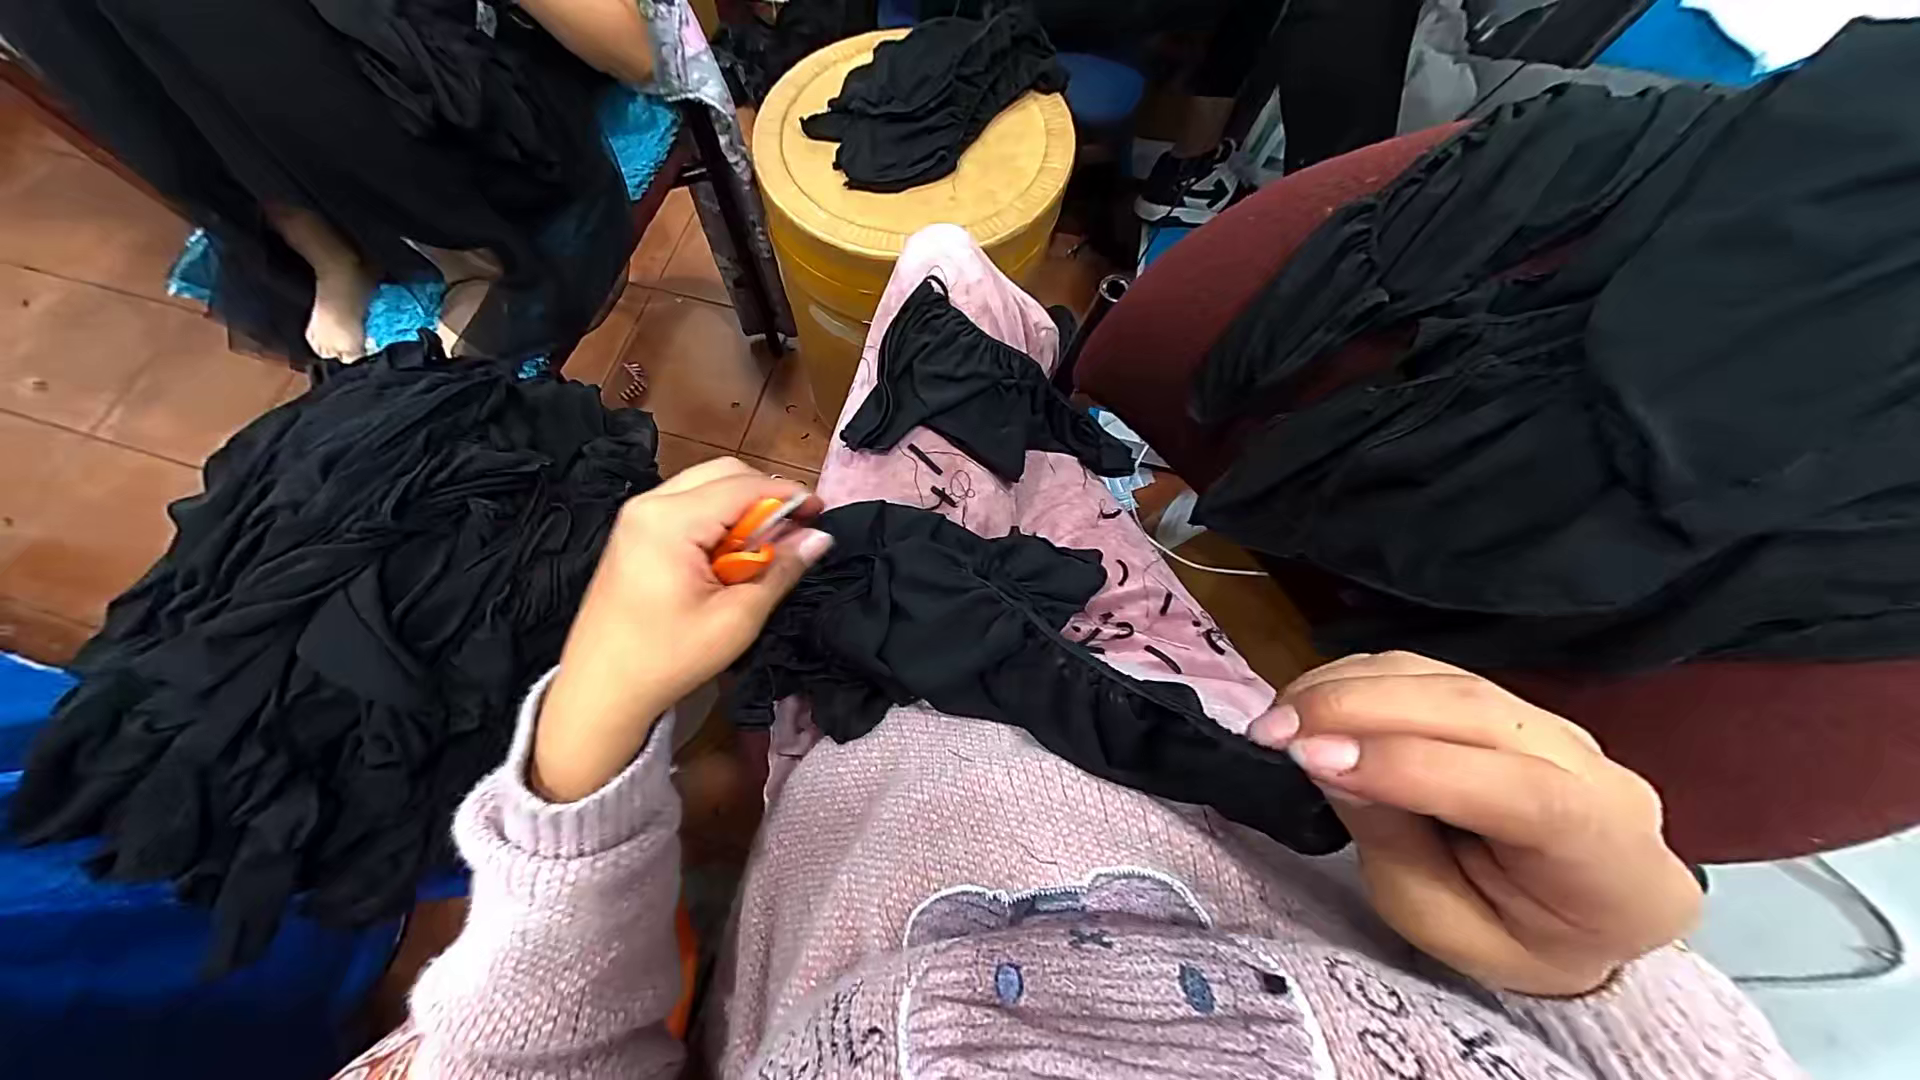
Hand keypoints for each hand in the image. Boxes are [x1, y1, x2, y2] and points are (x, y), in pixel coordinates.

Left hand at [531, 458, 831, 801]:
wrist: (600, 691)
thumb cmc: (668, 658)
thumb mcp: (738, 618)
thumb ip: (782, 568)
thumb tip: (820, 537)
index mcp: (670, 521)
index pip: (745, 486)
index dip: (790, 495)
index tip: (820, 513)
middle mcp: (649, 504)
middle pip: (725, 472)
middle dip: (767, 495)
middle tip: (794, 530)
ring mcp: (638, 515)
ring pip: (708, 483)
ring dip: (744, 506)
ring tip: (764, 547)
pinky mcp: (636, 530)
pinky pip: (690, 503)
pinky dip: (720, 516)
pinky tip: (732, 553)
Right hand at [1249, 651, 1700, 996]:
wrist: (1555, 906)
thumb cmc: (1501, 931)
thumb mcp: (1440, 920)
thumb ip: (1392, 843)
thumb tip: (1326, 763)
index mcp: (1612, 859)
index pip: (1524, 794)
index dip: (1411, 767)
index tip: (1310, 760)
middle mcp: (1593, 769)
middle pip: (1470, 711)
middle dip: (1356, 710)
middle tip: (1271, 731)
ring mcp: (1540, 719)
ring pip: (1434, 676)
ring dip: (1341, 687)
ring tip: (1277, 719)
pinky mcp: (1486, 694)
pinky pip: (1411, 667)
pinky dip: (1347, 678)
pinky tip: (1306, 703)